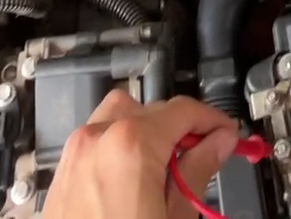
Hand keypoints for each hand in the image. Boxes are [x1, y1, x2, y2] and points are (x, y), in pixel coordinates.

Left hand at [44, 92, 237, 218]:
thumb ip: (198, 170)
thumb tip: (219, 143)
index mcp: (132, 144)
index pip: (184, 111)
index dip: (213, 120)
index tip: (228, 134)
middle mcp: (99, 138)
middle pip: (154, 110)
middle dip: (182, 129)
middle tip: (206, 153)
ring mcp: (76, 155)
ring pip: (122, 117)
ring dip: (149, 131)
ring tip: (168, 167)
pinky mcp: (63, 175)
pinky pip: (98, 140)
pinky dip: (121, 146)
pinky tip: (136, 180)